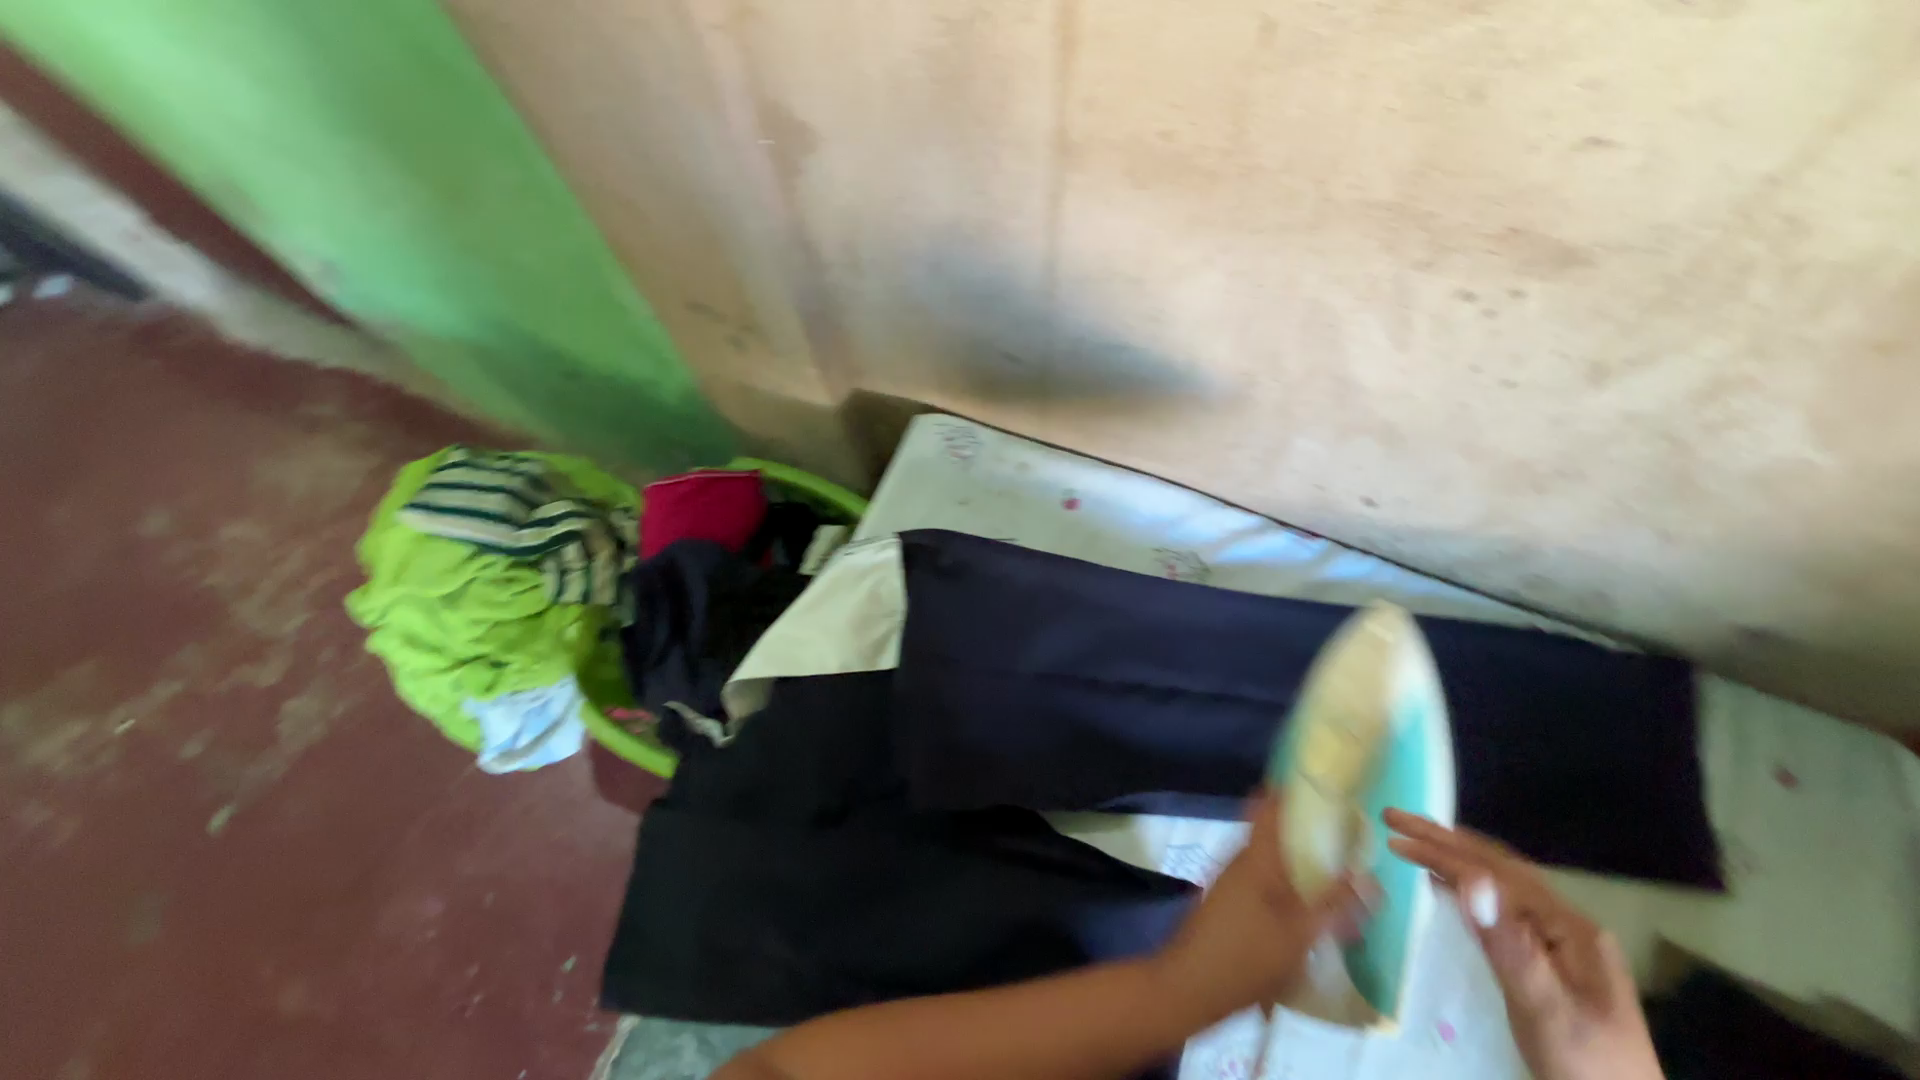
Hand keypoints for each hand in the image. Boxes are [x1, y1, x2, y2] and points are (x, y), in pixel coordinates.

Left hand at [1152, 789, 1373, 1023]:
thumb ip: (1333, 906)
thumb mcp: (1298, 935)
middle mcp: (1240, 860)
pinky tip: (1309, 903)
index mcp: (1255, 857)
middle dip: (1305, 827)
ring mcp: (1230, 881)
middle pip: (1272, 830)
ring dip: (1298, 858)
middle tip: (1345, 828)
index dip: (1289, 788)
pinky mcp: (1229, 904)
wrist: (1188, 986)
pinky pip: (1264, 880)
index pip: (1268, 805)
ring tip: (1337, 867)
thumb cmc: (1244, 956)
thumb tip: (1368, 878)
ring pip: (1269, 858)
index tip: (1318, 778)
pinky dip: (1287, 882)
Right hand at [1383, 809, 1663, 1079]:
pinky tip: (1446, 886)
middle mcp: (1567, 925)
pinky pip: (1501, 909)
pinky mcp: (1548, 962)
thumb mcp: (1543, 1010)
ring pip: (1500, 884)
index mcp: (1570, 928)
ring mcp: (1560, 943)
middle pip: (1499, 868)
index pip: (1496, 874)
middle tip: (1394, 818)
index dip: (1443, 850)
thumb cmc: (1585, 1067)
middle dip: (1444, 840)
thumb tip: (1471, 881)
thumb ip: (1508, 945)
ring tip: (1411, 841)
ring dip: (1453, 858)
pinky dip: (1467, 888)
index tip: (1394, 834)